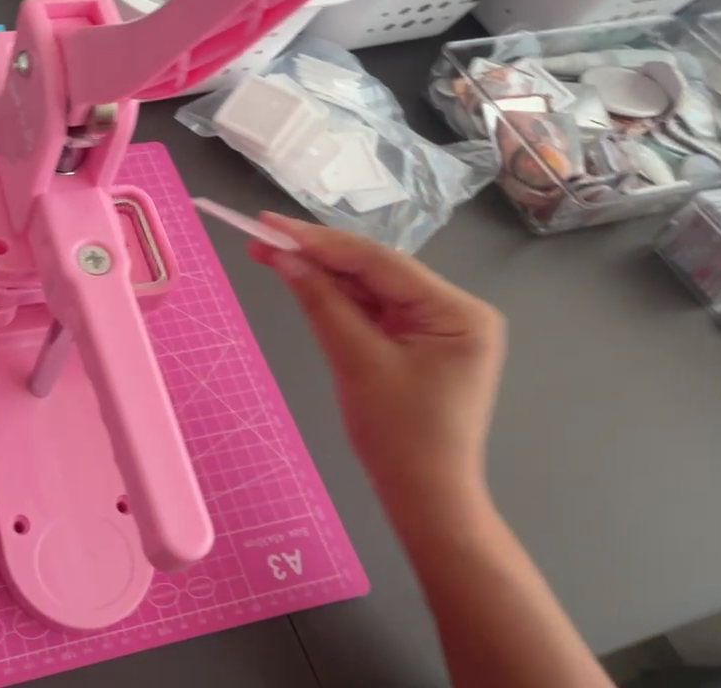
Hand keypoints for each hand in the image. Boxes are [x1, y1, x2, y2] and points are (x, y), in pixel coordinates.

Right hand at [251, 215, 504, 508]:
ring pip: (369, 285)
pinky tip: (301, 279)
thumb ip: (320, 301)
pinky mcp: (419, 340)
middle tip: (263, 234)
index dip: (320, 240)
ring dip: (322, 273)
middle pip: (374, 268)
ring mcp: (438, 324)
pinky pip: (372, 307)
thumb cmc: (398, 433)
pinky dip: (336, 297)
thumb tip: (282, 256)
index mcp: (457, 310)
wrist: (426, 497)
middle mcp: (455, 308)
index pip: (378, 261)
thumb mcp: (355, 359)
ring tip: (270, 252)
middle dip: (317, 253)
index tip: (270, 223)